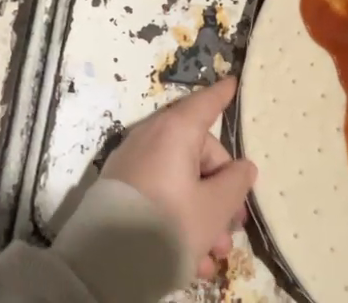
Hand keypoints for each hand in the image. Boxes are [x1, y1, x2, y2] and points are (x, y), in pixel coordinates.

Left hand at [101, 77, 258, 280]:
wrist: (105, 266)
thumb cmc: (169, 224)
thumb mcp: (214, 208)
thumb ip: (236, 183)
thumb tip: (242, 168)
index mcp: (176, 131)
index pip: (205, 104)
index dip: (223, 95)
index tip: (233, 82)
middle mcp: (151, 139)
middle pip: (198, 154)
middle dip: (220, 192)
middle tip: (233, 225)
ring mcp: (132, 166)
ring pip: (180, 183)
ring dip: (202, 215)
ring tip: (214, 253)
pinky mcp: (119, 193)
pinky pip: (159, 198)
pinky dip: (178, 220)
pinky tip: (193, 259)